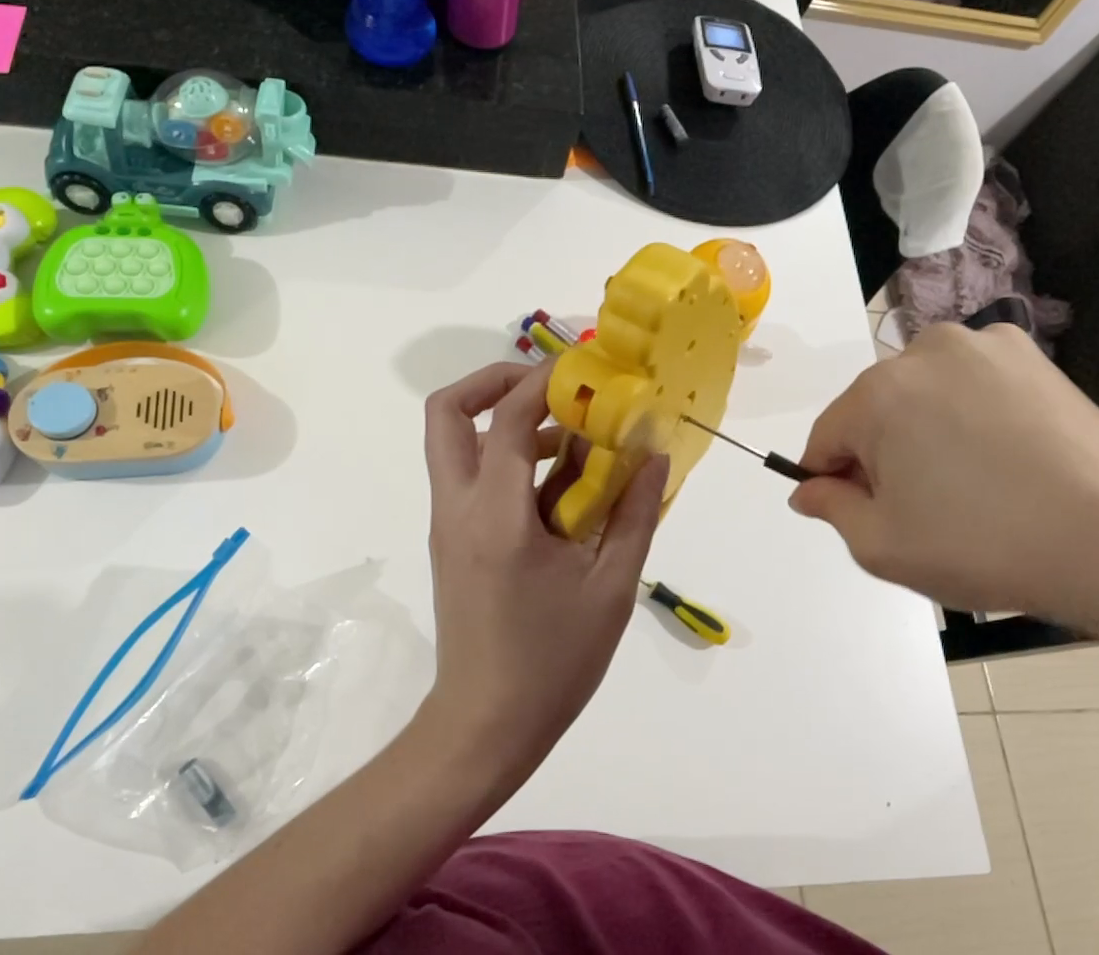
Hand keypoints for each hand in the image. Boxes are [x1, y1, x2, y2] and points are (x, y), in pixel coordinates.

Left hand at [420, 361, 667, 774]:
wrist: (486, 725)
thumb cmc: (552, 663)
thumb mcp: (609, 589)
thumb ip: (633, 515)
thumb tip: (653, 455)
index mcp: (495, 517)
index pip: (506, 418)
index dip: (545, 382)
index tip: (588, 373)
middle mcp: (457, 509)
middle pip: (446, 413)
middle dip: (494, 382)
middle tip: (550, 390)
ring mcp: (447, 526)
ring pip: (454, 444)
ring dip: (504, 423)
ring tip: (569, 442)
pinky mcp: (451, 543)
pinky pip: (469, 478)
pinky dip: (505, 461)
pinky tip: (558, 490)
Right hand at [789, 324, 1098, 616]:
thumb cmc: (984, 547)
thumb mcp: (882, 547)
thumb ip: (831, 508)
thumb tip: (809, 489)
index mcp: (878, 394)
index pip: (826, 438)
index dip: (833, 481)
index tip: (863, 515)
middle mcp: (925, 351)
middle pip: (874, 410)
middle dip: (883, 454)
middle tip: (925, 510)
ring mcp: (986, 346)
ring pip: (922, 393)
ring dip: (925, 431)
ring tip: (970, 486)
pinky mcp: (1033, 356)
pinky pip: (972, 383)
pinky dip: (971, 414)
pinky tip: (1003, 458)